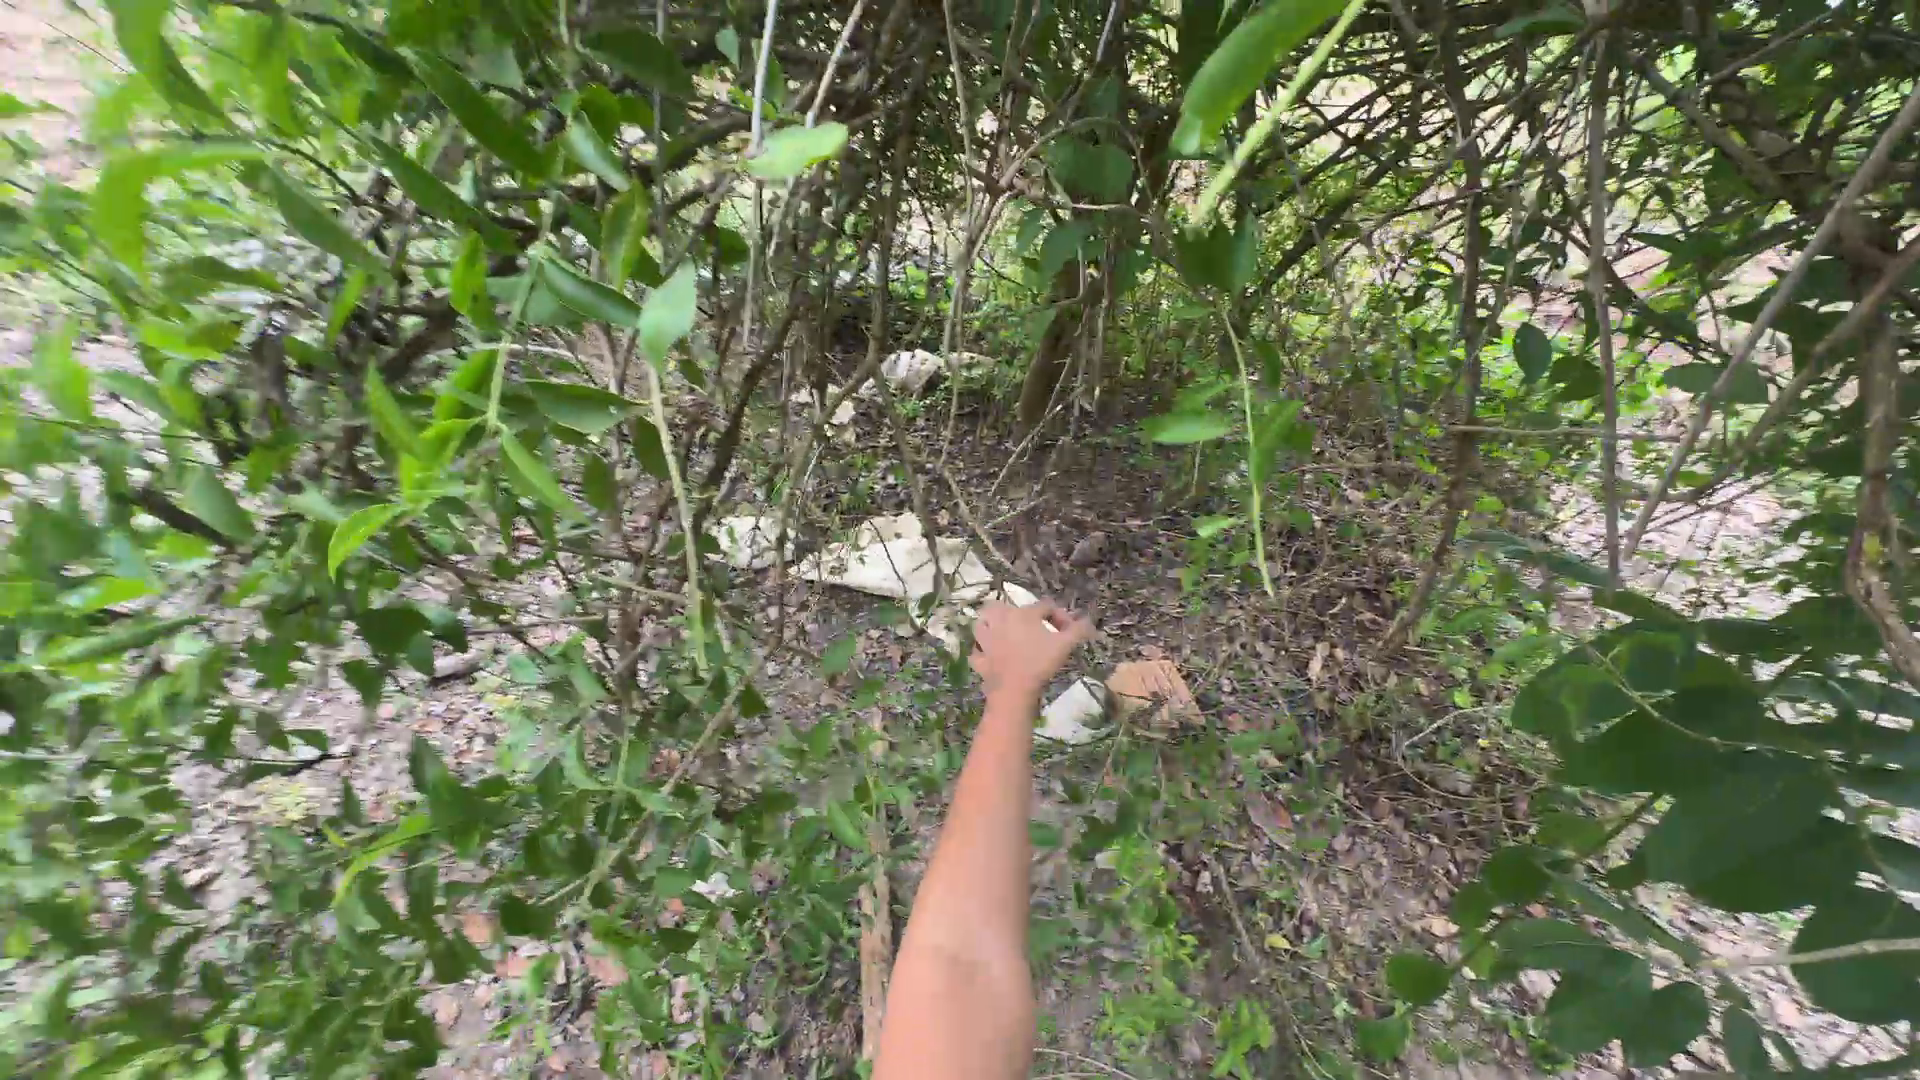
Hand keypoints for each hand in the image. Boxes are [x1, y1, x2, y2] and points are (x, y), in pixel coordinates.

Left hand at [969, 599, 1093, 701]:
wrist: (1015, 690)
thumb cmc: (1040, 663)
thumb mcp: (1065, 645)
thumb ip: (1078, 630)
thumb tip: (1089, 622)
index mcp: (1023, 614)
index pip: (1045, 606)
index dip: (1060, 616)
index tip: (1070, 631)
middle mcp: (1001, 621)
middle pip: (1004, 606)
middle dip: (1017, 613)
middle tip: (1031, 627)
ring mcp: (986, 640)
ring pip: (983, 624)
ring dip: (991, 626)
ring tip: (1003, 634)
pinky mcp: (980, 659)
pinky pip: (978, 652)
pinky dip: (982, 653)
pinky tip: (990, 656)